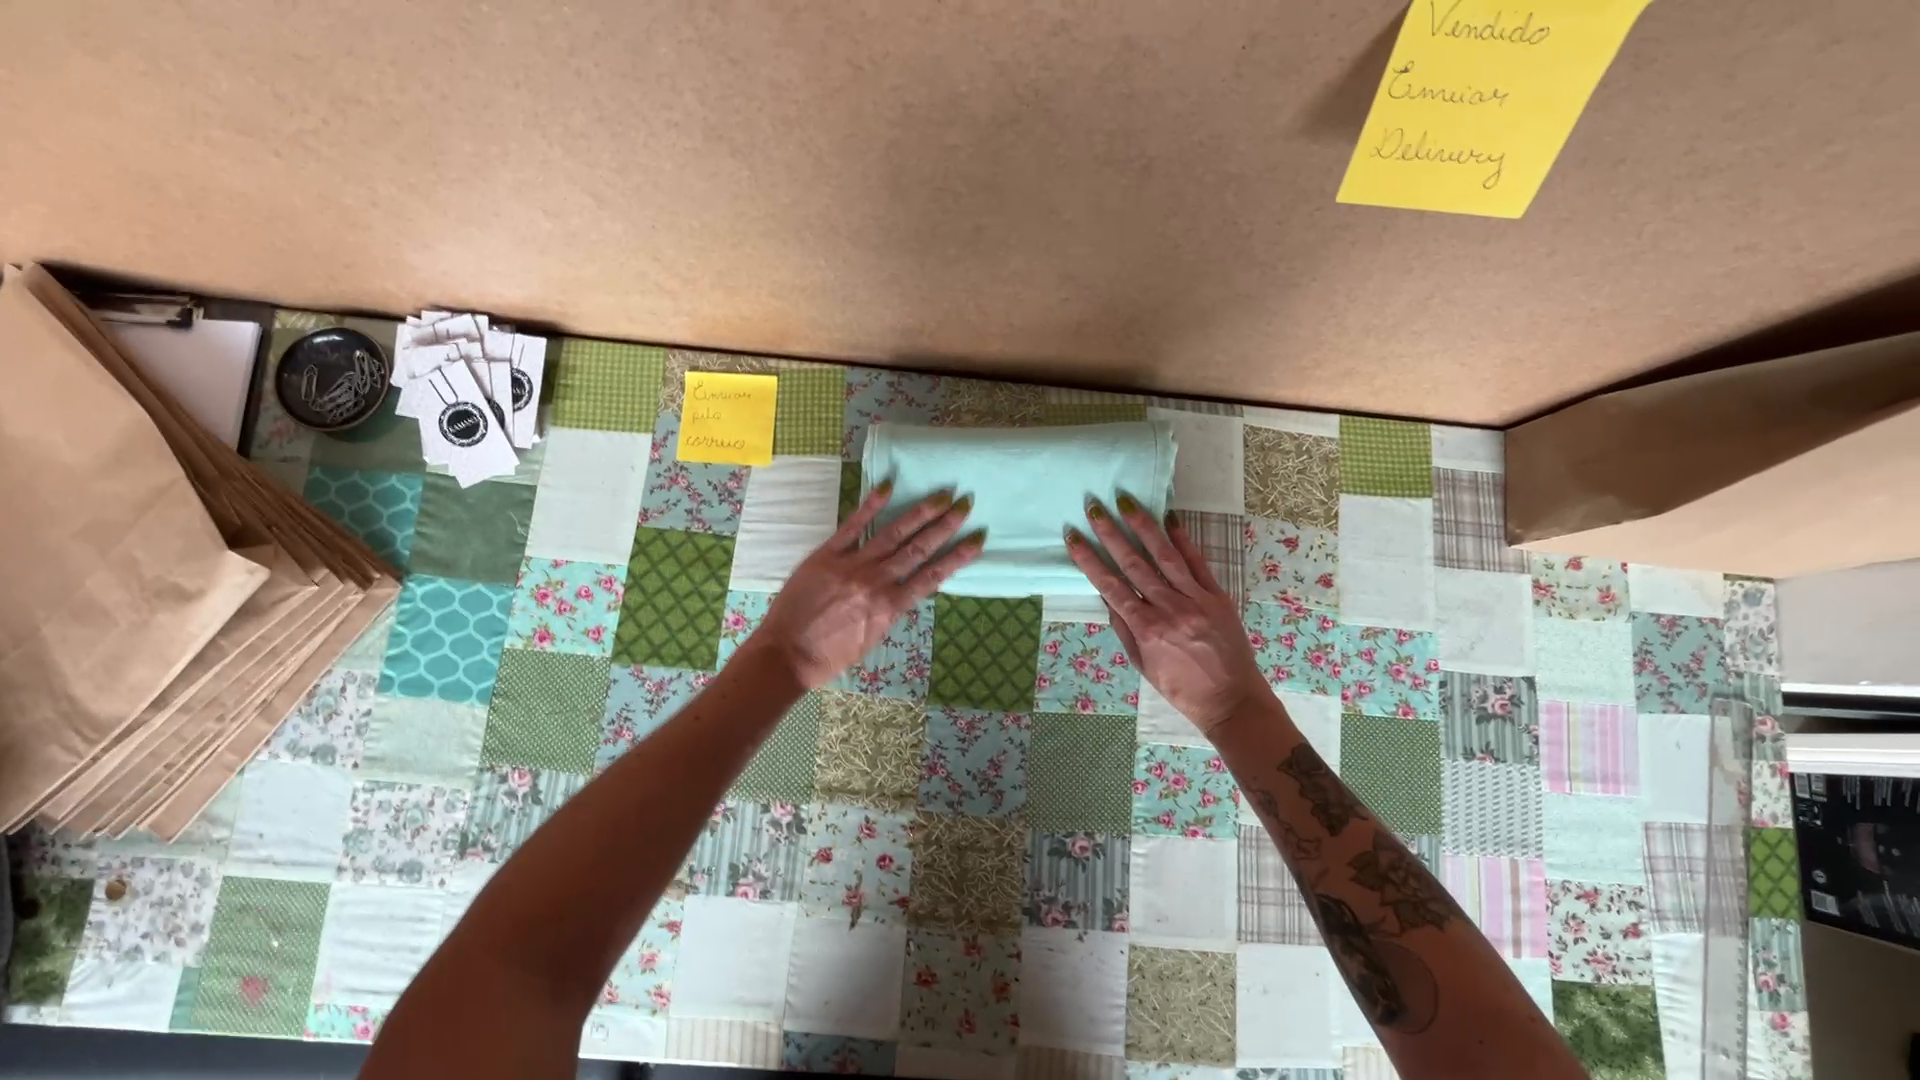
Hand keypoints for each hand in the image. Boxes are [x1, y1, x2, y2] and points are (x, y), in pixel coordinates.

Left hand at [753, 484, 983, 688]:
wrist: (786, 655)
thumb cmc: (830, 656)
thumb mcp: (872, 638)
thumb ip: (889, 610)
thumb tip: (905, 588)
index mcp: (890, 607)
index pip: (932, 577)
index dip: (957, 558)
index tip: (977, 540)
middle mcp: (876, 582)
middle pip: (918, 549)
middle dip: (944, 527)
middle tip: (965, 505)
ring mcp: (852, 565)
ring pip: (892, 534)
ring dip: (919, 513)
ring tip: (941, 496)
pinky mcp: (826, 555)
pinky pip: (852, 526)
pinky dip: (870, 506)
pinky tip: (887, 488)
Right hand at [1064, 496, 1268, 731]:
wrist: (1231, 700)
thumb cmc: (1181, 688)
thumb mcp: (1142, 664)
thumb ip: (1124, 629)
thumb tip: (1107, 597)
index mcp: (1146, 629)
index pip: (1110, 587)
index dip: (1089, 560)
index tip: (1073, 538)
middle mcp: (1169, 609)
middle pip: (1134, 565)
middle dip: (1112, 534)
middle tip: (1095, 508)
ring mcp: (1195, 599)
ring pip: (1165, 556)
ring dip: (1144, 527)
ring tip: (1128, 503)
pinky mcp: (1217, 595)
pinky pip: (1198, 563)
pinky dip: (1183, 540)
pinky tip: (1169, 519)